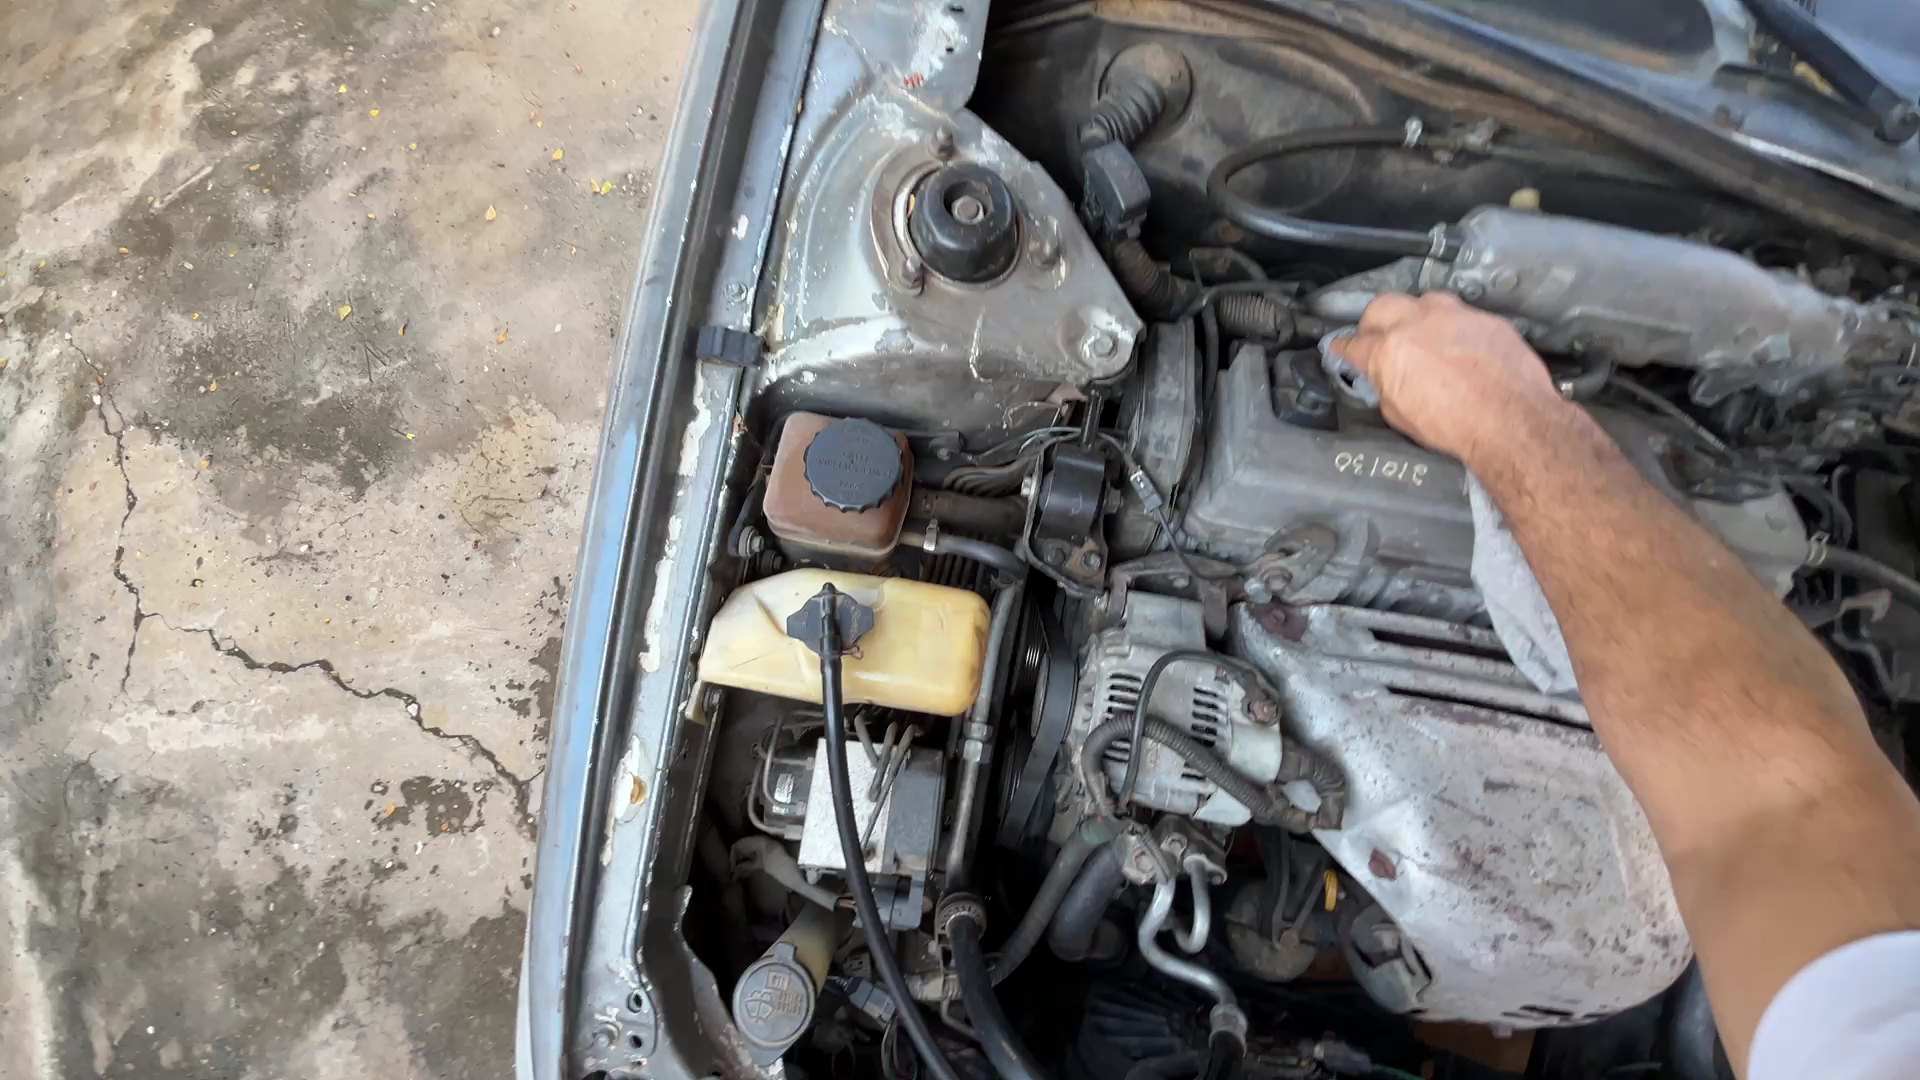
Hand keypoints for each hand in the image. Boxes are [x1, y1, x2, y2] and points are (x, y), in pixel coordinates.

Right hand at [1334, 292, 1566, 465]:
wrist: (1510, 420)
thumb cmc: (1452, 424)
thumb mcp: (1398, 413)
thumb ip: (1386, 384)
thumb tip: (1386, 377)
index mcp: (1388, 351)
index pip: (1354, 344)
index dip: (1343, 348)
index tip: (1341, 349)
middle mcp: (1418, 325)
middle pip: (1382, 306)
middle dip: (1373, 321)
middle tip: (1374, 336)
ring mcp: (1455, 317)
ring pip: (1423, 301)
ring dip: (1414, 315)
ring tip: (1417, 333)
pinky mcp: (1486, 320)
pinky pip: (1460, 314)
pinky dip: (1450, 327)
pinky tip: (1454, 345)